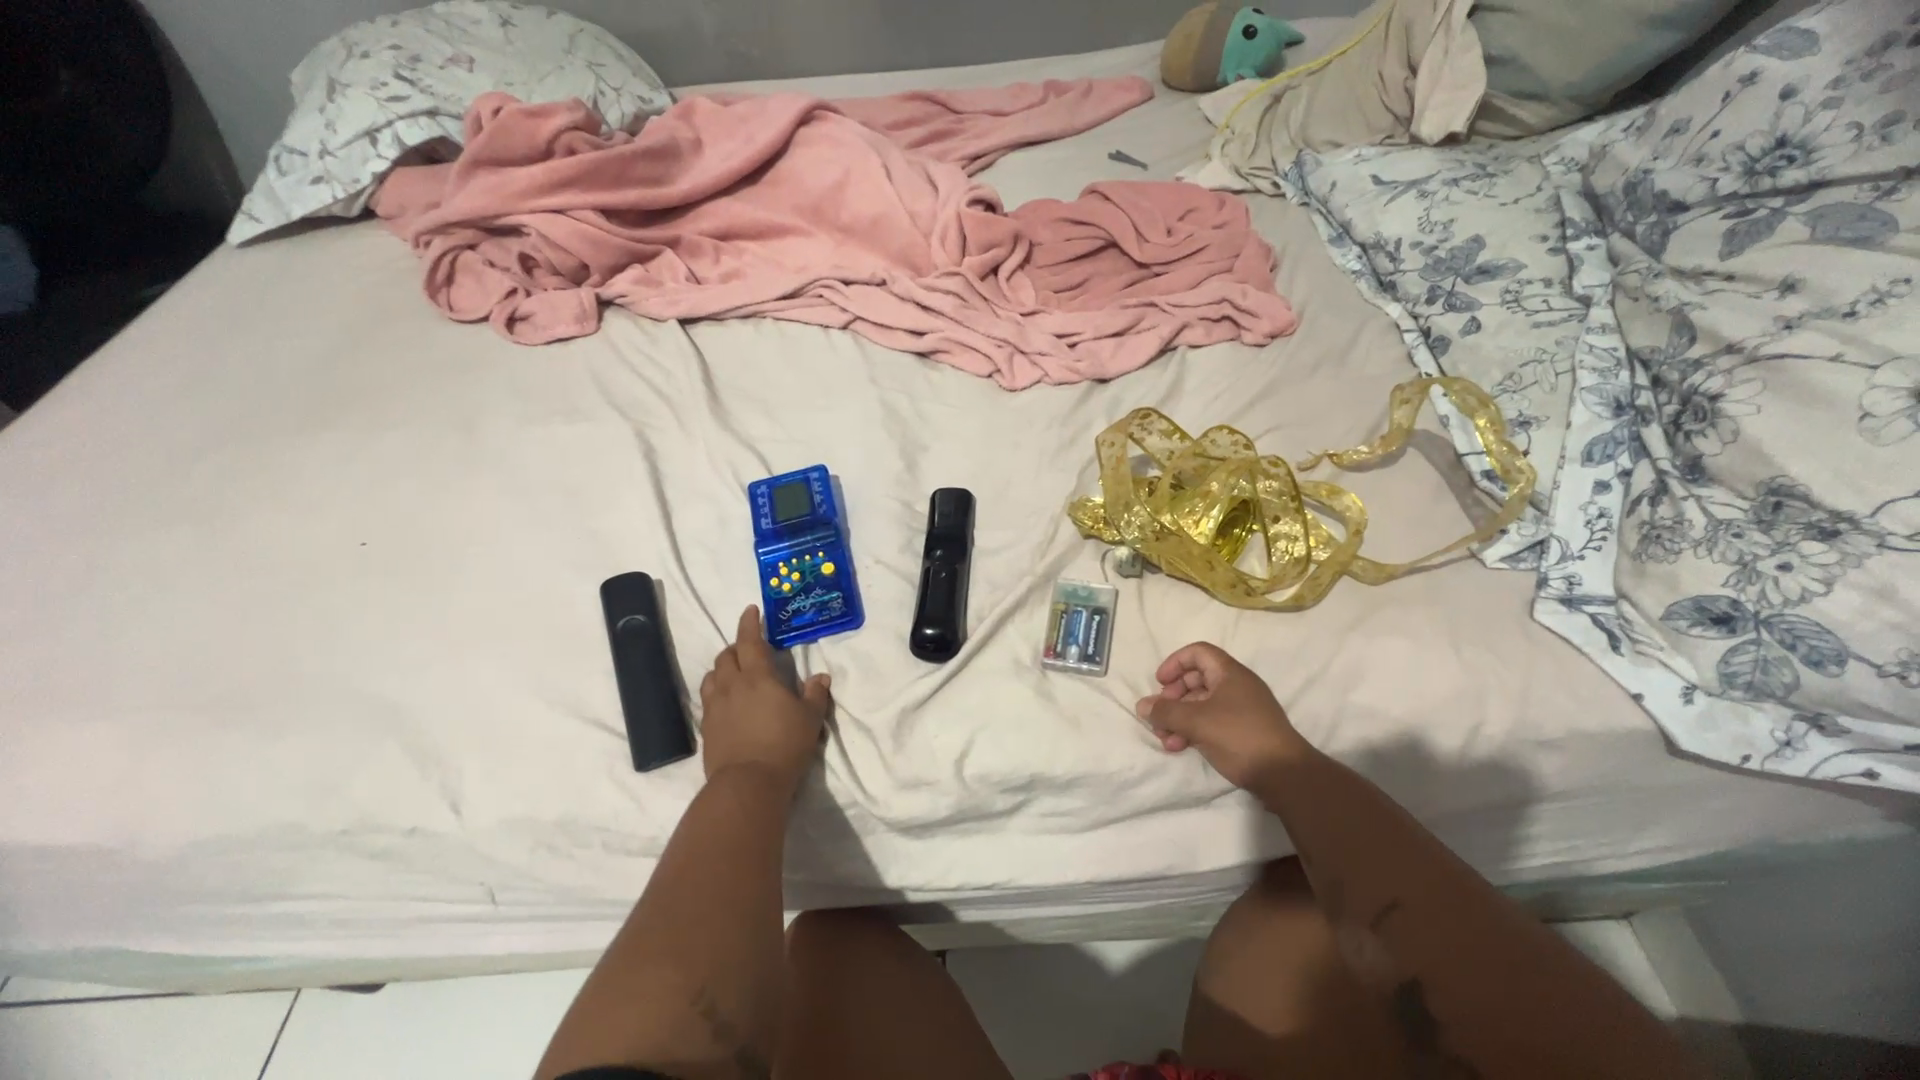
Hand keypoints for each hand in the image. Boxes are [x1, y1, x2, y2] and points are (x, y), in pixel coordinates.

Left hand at [698, 606, 831, 793]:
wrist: (748, 783)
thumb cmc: (785, 745)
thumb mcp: (810, 719)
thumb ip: (815, 695)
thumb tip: (821, 678)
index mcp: (757, 677)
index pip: (750, 641)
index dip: (749, 623)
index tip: (751, 611)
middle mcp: (731, 685)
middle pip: (726, 656)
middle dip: (736, 647)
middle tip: (750, 649)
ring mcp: (715, 707)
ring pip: (712, 676)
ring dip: (723, 668)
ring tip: (735, 674)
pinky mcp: (706, 727)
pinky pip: (708, 699)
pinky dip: (717, 692)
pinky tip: (727, 702)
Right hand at [1135, 642, 1310, 789]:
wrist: (1284, 774)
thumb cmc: (1239, 737)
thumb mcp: (1196, 722)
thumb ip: (1165, 712)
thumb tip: (1142, 706)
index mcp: (1229, 673)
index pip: (1197, 653)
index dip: (1174, 663)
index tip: (1159, 683)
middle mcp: (1236, 686)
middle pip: (1196, 679)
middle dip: (1172, 698)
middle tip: (1159, 716)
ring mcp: (1241, 709)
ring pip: (1201, 704)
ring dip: (1178, 718)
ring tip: (1165, 739)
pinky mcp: (1242, 731)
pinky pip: (1210, 722)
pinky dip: (1192, 730)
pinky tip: (1180, 747)